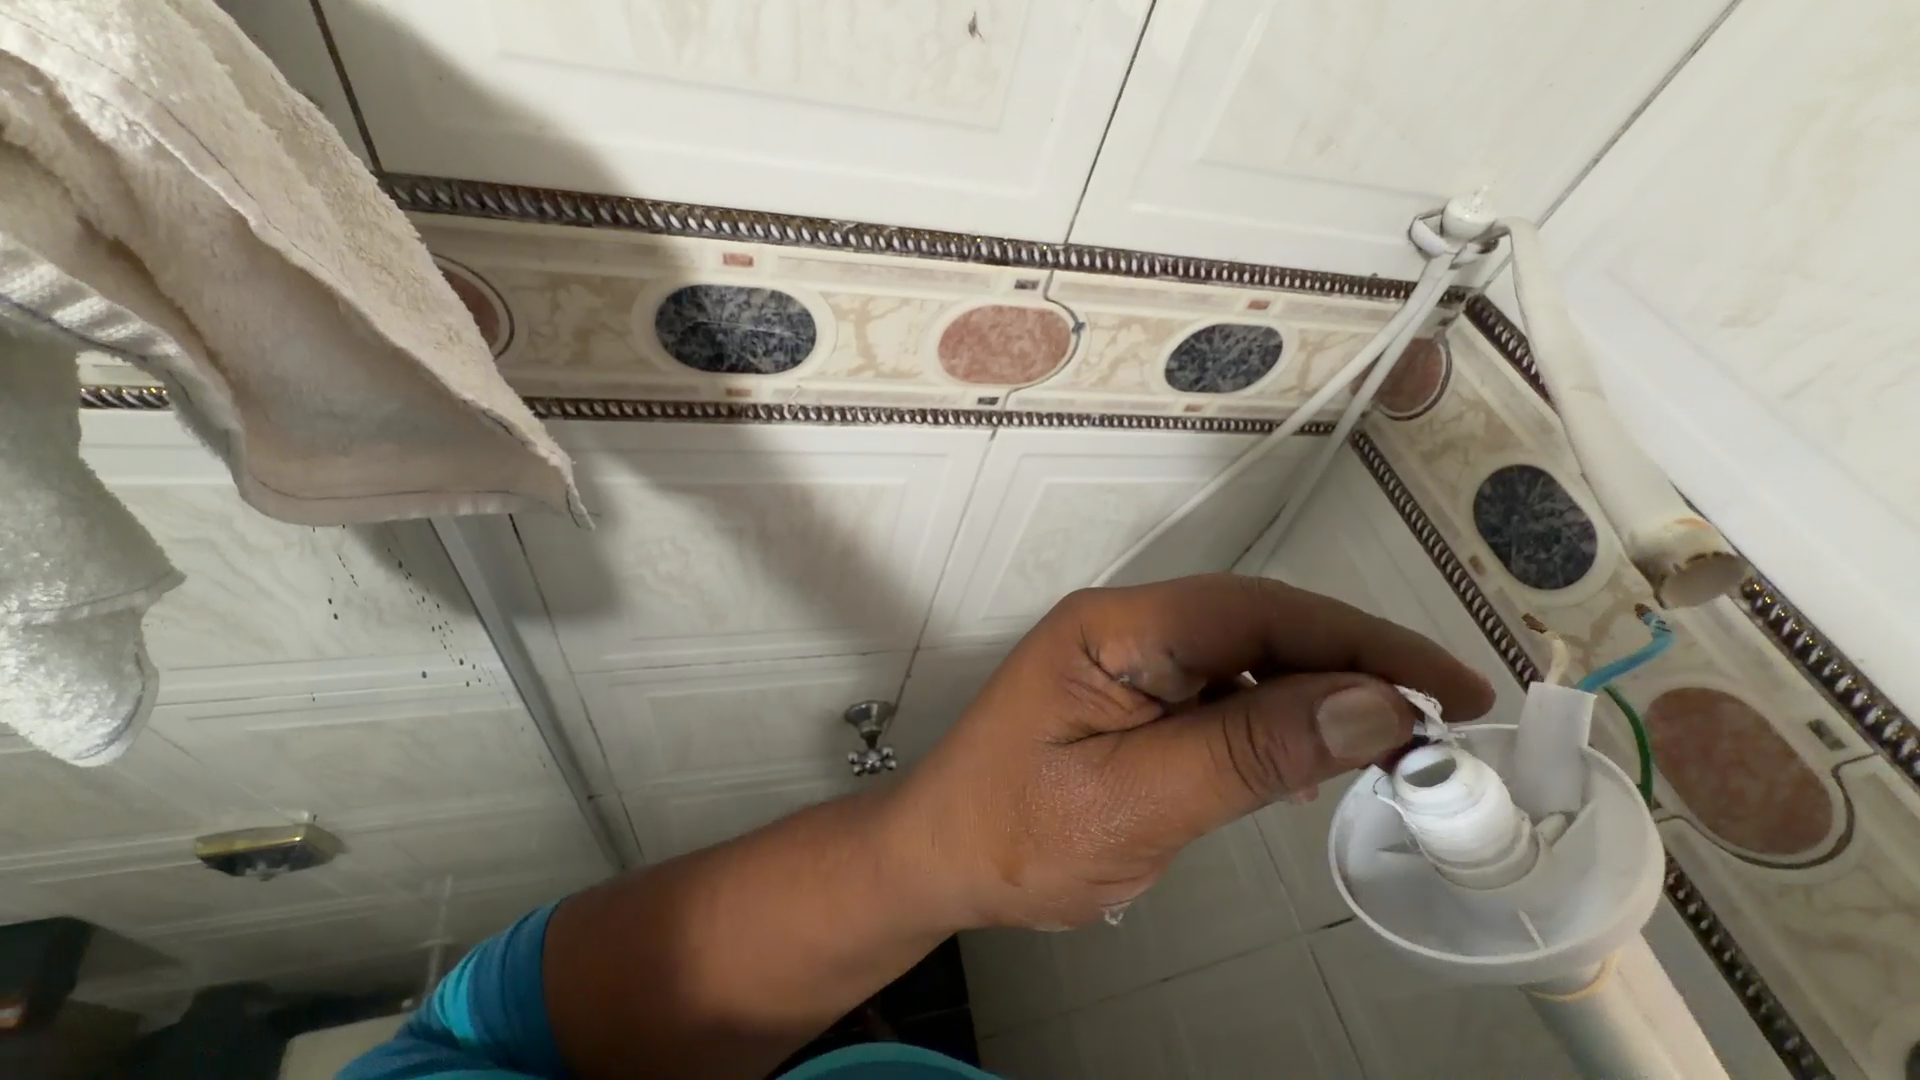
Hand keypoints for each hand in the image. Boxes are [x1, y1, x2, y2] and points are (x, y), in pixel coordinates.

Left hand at [891, 573, 1495, 929]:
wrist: (941, 856)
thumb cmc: (1017, 836)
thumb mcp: (1138, 802)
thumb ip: (1251, 750)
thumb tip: (1374, 704)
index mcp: (1118, 629)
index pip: (1263, 614)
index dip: (1366, 643)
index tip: (1454, 689)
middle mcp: (1125, 624)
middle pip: (1262, 624)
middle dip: (1352, 665)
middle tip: (1437, 724)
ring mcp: (1128, 656)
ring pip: (1248, 655)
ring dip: (1318, 691)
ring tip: (1386, 743)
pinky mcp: (1132, 691)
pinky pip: (1221, 688)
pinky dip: (1274, 717)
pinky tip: (1304, 755)